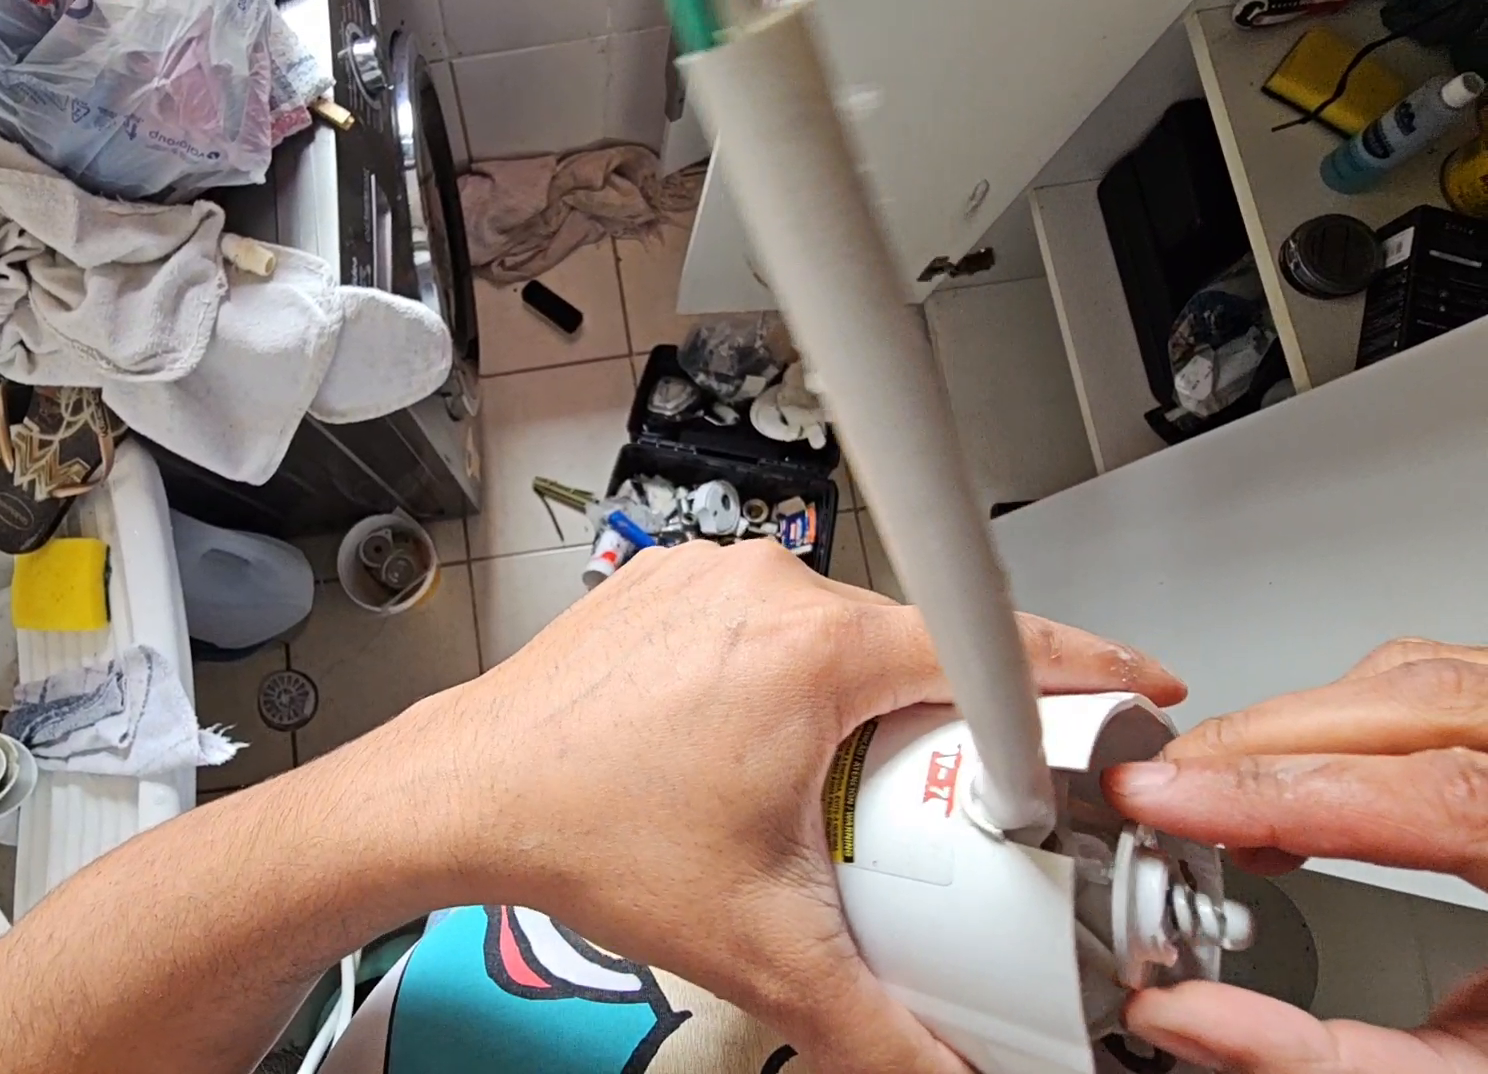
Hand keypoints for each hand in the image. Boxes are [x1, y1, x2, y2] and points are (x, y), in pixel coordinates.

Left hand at [383, 539, 1183, 1070]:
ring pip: (827, 628)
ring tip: (799, 773)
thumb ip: (885, 1027)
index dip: (1082, 670)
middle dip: (934, 717)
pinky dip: (777, 665)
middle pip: (903, 644)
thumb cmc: (582, 831)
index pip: (993, 643)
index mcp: (810, 648)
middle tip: (911, 795)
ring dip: (845, 692)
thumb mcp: (760, 942)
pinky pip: (759, 615)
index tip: (1129, 688)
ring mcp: (706, 577)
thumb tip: (954, 1069)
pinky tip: (738, 728)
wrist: (472, 785)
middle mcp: (760, 589)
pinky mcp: (665, 583)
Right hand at [1104, 639, 1487, 1072]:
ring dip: (1284, 729)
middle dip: (1251, 751)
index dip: (1268, 793)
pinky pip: (1429, 675)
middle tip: (1159, 790)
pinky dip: (1334, 714)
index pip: (1434, 795)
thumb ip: (1329, 1056)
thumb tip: (1181, 1016)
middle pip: (1403, 713)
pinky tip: (1300, 771)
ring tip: (1217, 786)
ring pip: (1407, 678)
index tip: (1154, 796)